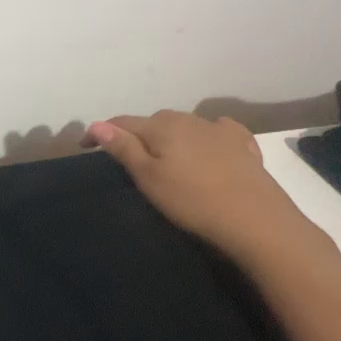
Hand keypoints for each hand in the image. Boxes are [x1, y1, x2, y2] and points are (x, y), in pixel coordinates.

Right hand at [82, 111, 321, 260]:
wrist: (256, 220)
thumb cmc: (191, 200)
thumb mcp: (147, 177)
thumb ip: (123, 148)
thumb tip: (98, 124)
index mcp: (162, 126)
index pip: (121, 122)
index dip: (100, 132)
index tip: (85, 147)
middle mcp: (190, 120)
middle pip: (154, 121)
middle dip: (136, 133)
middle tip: (126, 155)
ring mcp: (220, 130)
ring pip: (184, 125)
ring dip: (169, 135)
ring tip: (164, 153)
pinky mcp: (244, 145)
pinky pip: (217, 131)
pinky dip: (204, 136)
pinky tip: (207, 146)